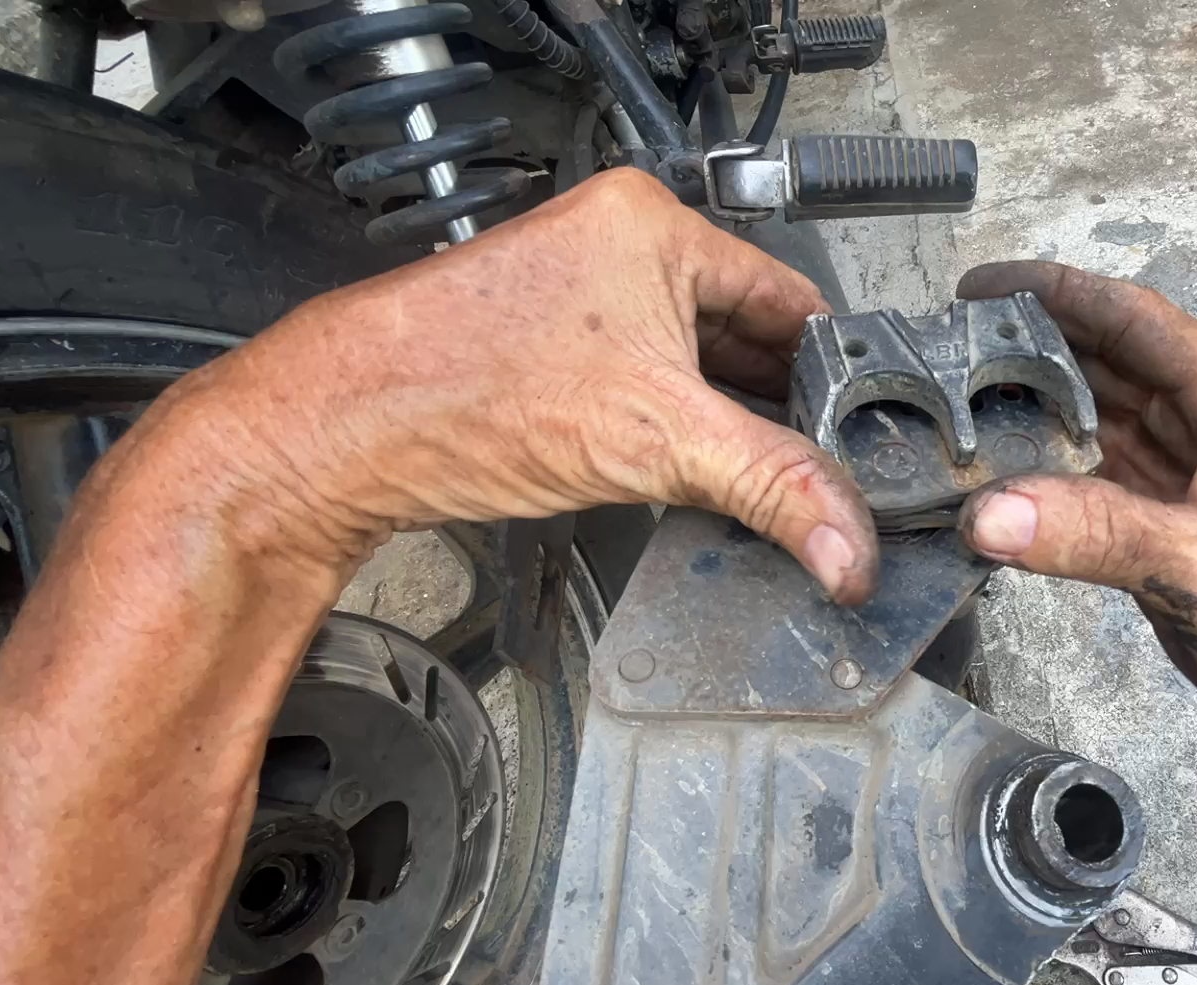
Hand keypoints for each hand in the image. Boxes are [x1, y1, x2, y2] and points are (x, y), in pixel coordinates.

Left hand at [124, 167, 878, 601]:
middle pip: (755, 335)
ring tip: (759, 468)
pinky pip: (667, 381)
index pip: (794, 300)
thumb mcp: (659, 442)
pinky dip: (694, 424)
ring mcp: (599, 297)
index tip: (858, 429)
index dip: (833, 370)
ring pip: (710, 362)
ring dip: (738, 418)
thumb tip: (849, 544)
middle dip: (784, 403)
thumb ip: (773, 489)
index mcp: (658, 229)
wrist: (337, 436)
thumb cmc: (462, 394)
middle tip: (815, 462)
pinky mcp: (576, 345)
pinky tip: (705, 465)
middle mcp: (629, 249)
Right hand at [954, 262, 1196, 753]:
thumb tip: (987, 515)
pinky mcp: (1159, 522)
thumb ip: (1096, 536)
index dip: (1067, 295)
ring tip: (965, 389)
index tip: (992, 284)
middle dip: (1041, 343)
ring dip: (1039, 404)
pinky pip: (1093, 479)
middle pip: (1116, 366)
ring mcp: (1184, 477)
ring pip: (1100, 420)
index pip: (1147, 328)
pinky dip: (1047, 469)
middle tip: (959, 336)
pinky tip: (1002, 460)